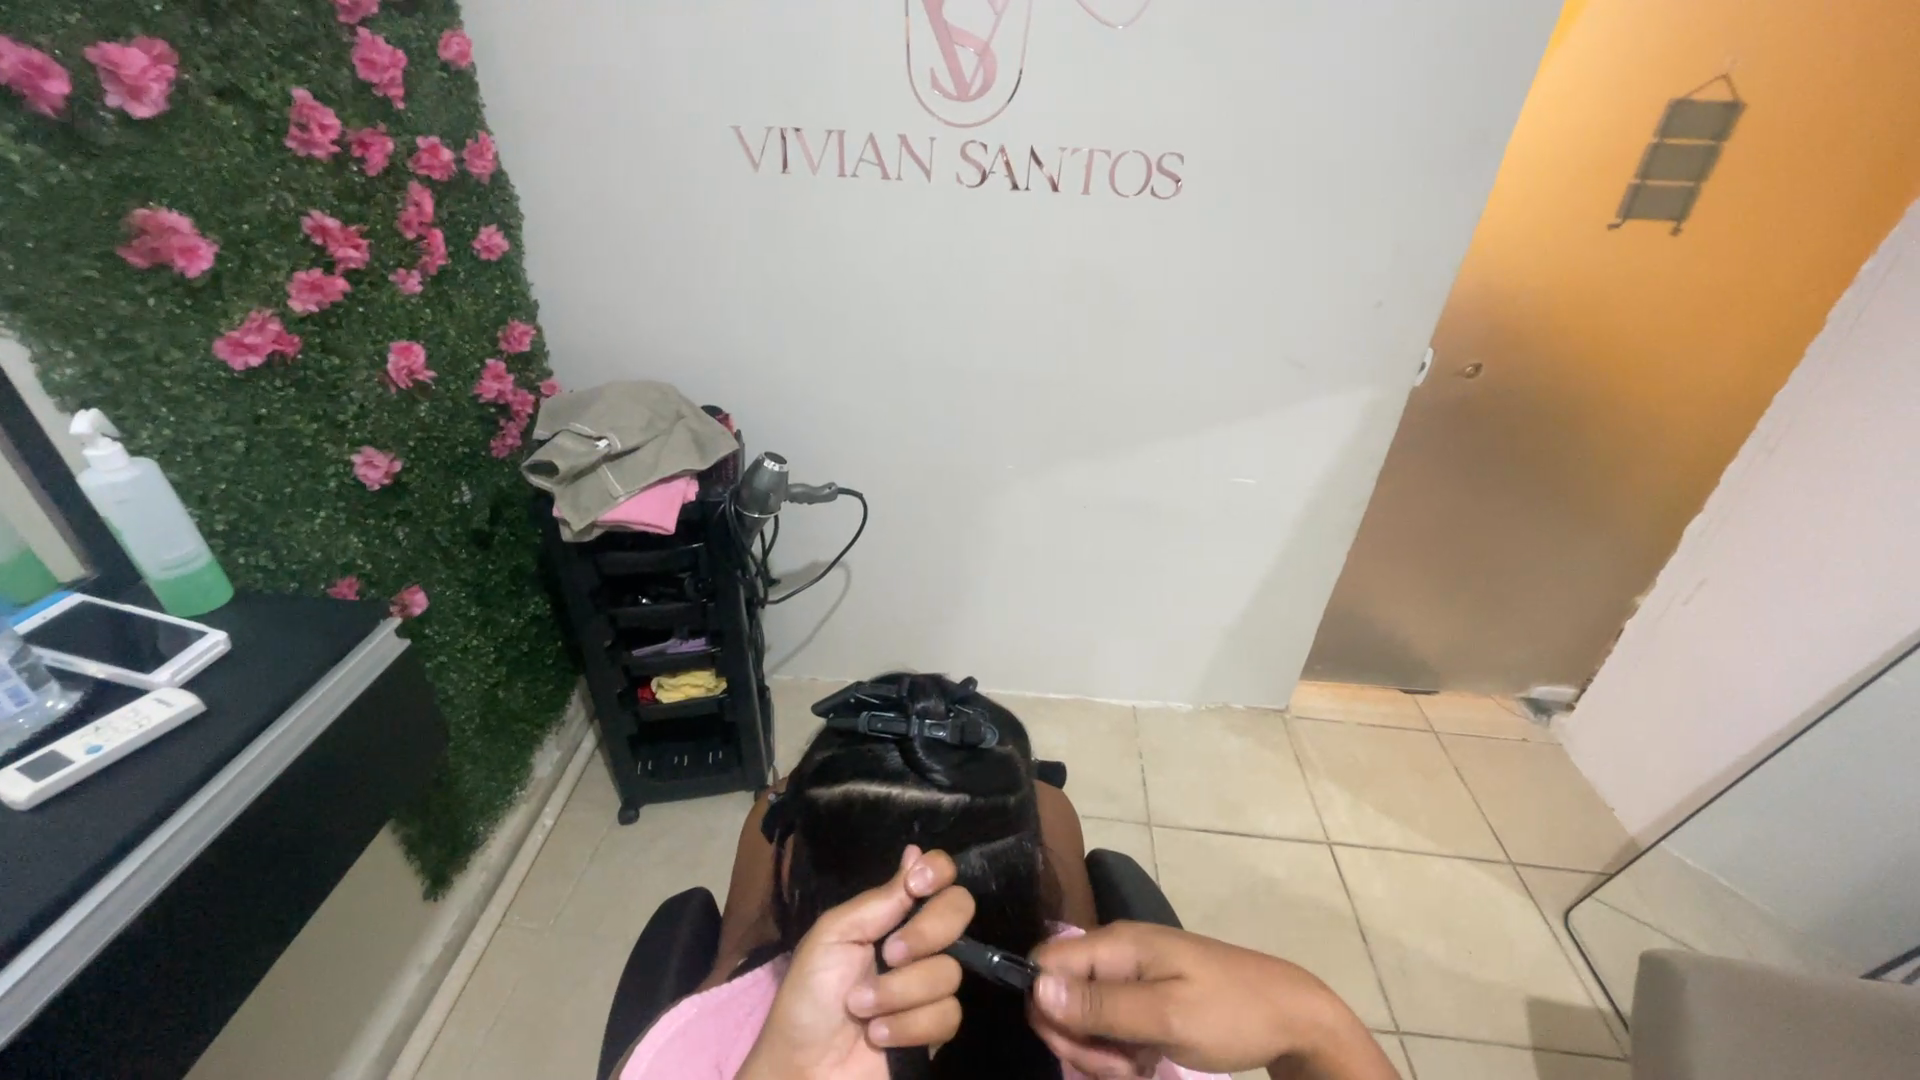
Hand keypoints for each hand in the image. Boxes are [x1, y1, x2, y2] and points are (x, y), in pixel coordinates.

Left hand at [737, 846, 975, 1079]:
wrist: (803, 1067)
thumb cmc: (809, 995)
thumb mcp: (833, 935)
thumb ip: (880, 900)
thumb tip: (916, 851)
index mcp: (892, 913)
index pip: (936, 874)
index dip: (938, 871)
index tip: (918, 885)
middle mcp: (918, 941)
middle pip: (959, 910)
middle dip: (927, 932)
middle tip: (890, 953)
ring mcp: (929, 985)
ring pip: (948, 971)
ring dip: (898, 993)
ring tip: (862, 1008)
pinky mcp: (935, 1029)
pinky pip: (947, 1014)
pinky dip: (906, 1026)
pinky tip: (878, 1035)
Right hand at [1027, 921, 1397, 1079]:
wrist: (1293, 1017)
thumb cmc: (1231, 1013)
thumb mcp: (1166, 1017)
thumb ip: (1101, 1005)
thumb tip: (1036, 988)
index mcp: (1116, 944)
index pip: (1046, 963)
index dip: (1048, 1009)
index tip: (1081, 1049)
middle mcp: (1116, 953)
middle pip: (1060, 993)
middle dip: (1078, 1040)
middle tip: (1120, 1068)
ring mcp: (1131, 975)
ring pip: (1082, 1015)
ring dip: (1101, 1051)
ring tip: (1140, 1066)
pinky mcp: (1145, 997)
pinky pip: (1108, 1024)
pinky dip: (1119, 1050)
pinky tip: (1147, 1062)